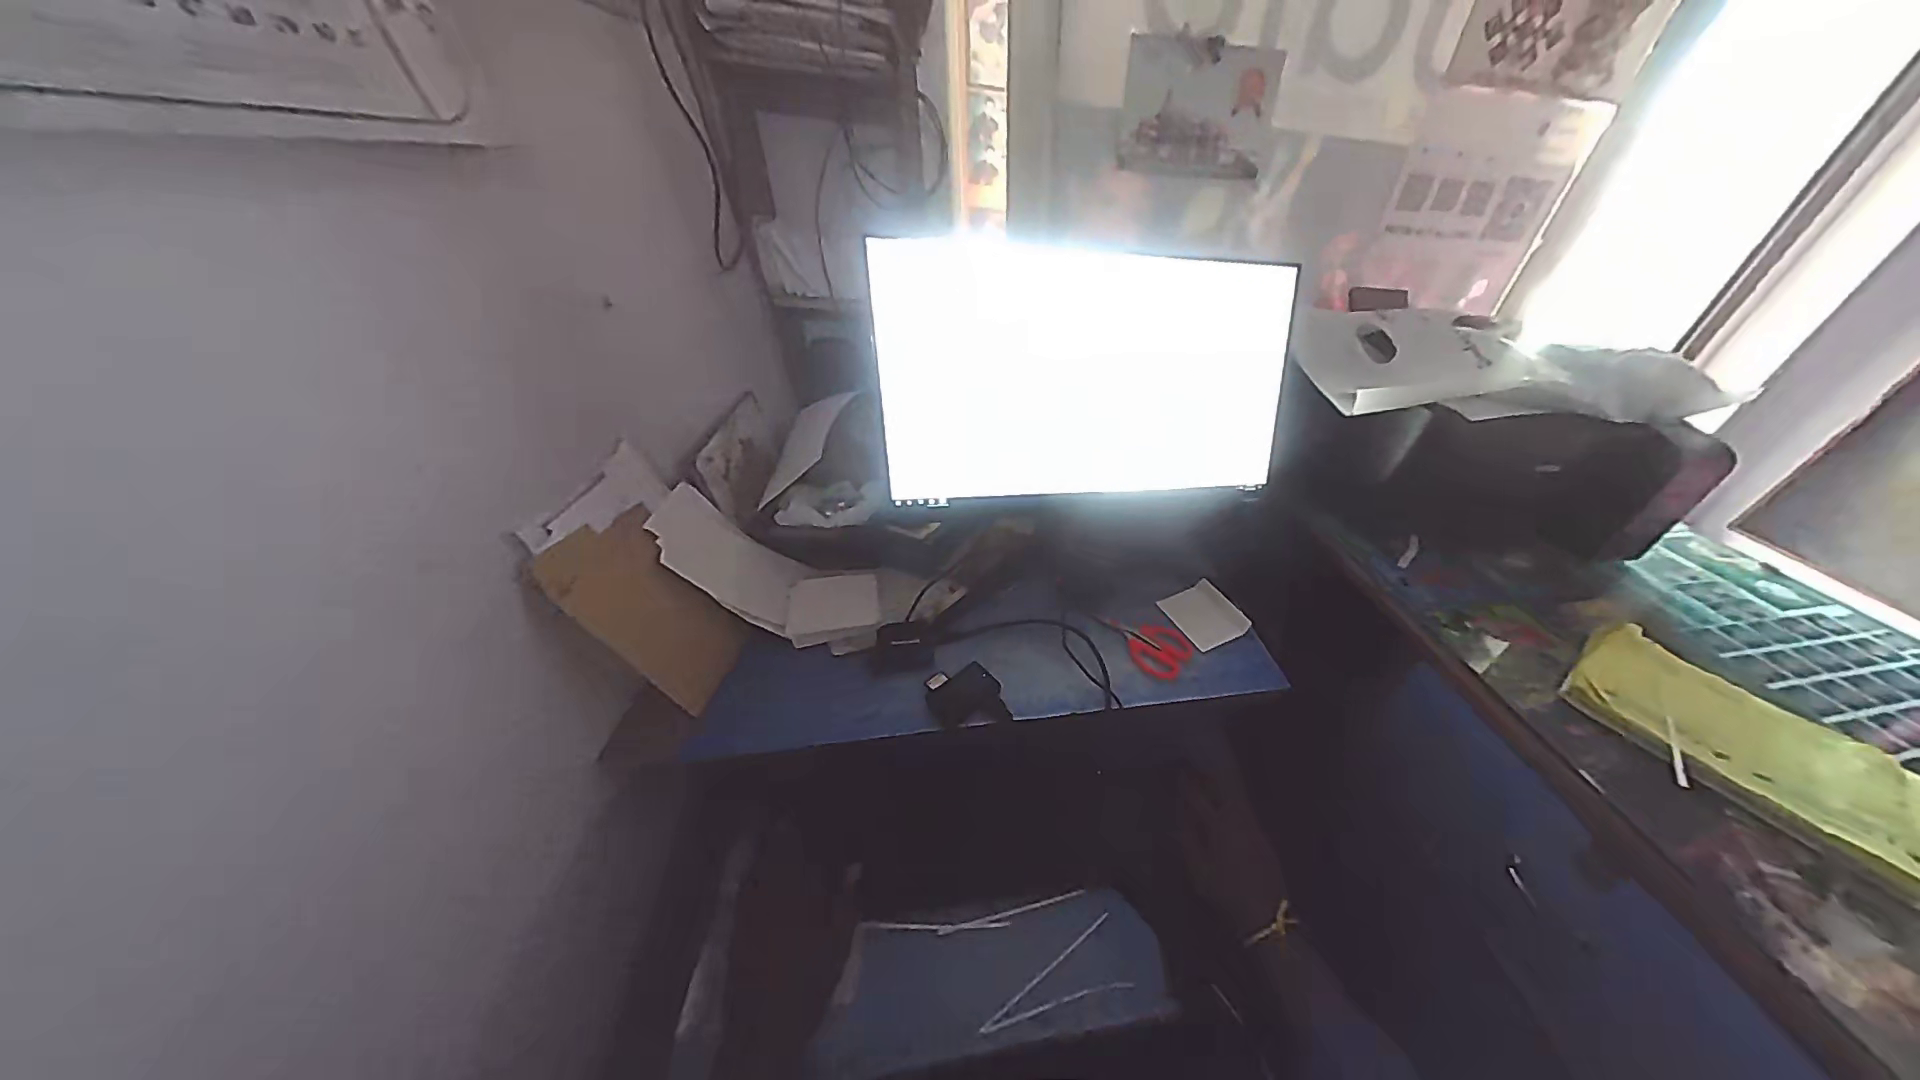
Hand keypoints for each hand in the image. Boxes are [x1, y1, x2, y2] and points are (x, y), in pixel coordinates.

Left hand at [717, 822, 857, 1078]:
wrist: (763, 1026)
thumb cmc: (808, 981)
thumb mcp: (839, 941)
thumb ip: (846, 898)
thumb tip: (854, 863)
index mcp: (796, 886)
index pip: (797, 836)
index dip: (805, 815)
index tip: (817, 800)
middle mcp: (767, 885)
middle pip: (775, 840)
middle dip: (787, 821)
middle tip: (803, 807)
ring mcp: (748, 900)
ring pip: (760, 856)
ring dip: (772, 839)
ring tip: (788, 826)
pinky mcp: (737, 917)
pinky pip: (749, 877)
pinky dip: (760, 864)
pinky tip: (771, 864)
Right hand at [1176, 763, 1289, 943]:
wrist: (1265, 913)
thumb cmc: (1225, 892)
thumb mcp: (1197, 869)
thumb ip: (1188, 837)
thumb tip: (1181, 813)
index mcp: (1218, 825)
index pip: (1198, 797)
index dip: (1187, 784)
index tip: (1179, 770)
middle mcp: (1238, 819)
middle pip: (1223, 788)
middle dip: (1209, 775)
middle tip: (1197, 765)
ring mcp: (1254, 826)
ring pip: (1236, 796)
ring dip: (1223, 785)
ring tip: (1210, 777)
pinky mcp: (1263, 836)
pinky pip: (1244, 809)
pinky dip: (1233, 799)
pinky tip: (1227, 803)